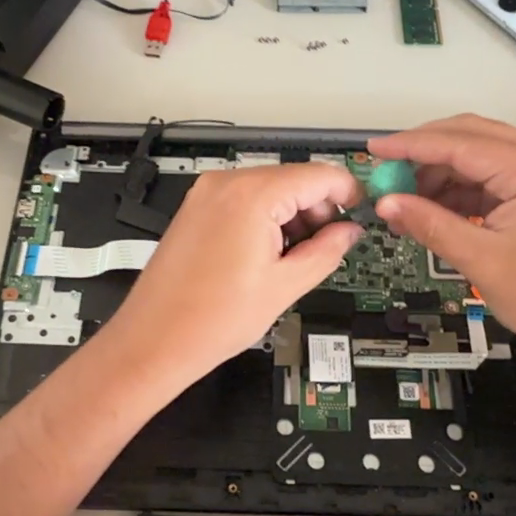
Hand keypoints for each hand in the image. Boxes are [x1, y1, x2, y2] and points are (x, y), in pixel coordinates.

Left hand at [98, 162, 362, 387]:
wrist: (155, 340)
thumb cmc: (208, 319)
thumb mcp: (285, 286)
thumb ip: (326, 251)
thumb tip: (348, 233)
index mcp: (251, 196)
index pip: (318, 175)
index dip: (347, 193)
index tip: (361, 213)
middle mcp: (225, 184)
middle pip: (293, 179)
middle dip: (317, 210)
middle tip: (328, 248)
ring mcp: (206, 195)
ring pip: (270, 190)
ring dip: (291, 217)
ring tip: (292, 262)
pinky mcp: (196, 210)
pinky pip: (244, 201)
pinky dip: (265, 220)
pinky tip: (267, 257)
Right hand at [368, 115, 515, 371]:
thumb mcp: (479, 259)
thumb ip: (429, 224)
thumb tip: (387, 204)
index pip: (460, 144)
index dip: (411, 145)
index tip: (376, 149)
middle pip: (471, 138)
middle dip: (425, 153)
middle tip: (387, 172)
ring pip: (480, 157)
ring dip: (441, 174)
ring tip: (405, 200)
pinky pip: (493, 179)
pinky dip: (460, 190)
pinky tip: (433, 209)